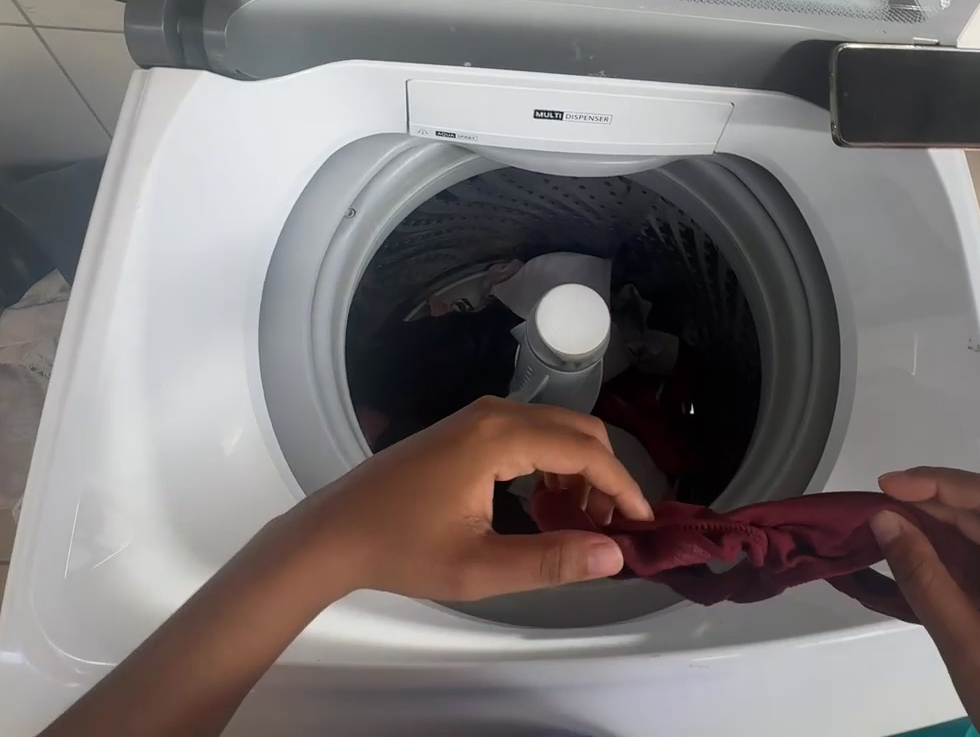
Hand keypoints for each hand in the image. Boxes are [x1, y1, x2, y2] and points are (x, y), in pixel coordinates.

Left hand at [276, 396, 652, 601]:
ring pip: (556, 427)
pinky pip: (531, 431)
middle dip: (605, 474)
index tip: (643, 523)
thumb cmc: (403, 549)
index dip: (622, 486)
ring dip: (580, 468)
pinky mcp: (470, 425)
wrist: (335, 529)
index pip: (585, 450)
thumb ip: (550, 560)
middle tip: (612, 525)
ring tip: (580, 520)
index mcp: (501, 436)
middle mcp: (497, 411)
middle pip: (577, 428)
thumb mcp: (479, 567)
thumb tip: (615, 554)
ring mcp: (481, 414)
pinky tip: (545, 500)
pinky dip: (554, 460)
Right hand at [870, 467, 979, 736]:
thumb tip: (883, 517)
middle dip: (931, 508)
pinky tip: (921, 557)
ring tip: (890, 530)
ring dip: (939, 533)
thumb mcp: (968, 646)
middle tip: (878, 510)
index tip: (884, 484)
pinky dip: (955, 559)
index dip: (934, 483)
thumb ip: (923, 576)